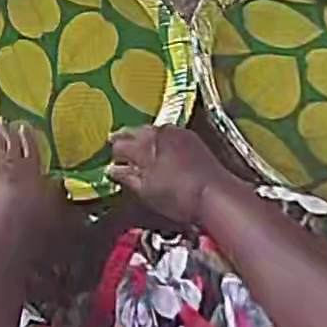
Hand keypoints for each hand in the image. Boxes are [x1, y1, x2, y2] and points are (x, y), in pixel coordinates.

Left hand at [0, 120, 64, 240]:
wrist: (12, 212)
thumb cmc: (32, 210)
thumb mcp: (50, 201)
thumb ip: (55, 191)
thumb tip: (63, 184)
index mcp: (33, 167)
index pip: (31, 148)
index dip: (27, 137)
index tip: (24, 127)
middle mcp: (16, 160)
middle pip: (11, 142)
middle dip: (7, 132)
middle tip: (3, 121)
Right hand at [107, 126, 239, 224]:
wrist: (216, 194)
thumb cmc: (179, 196)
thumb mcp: (147, 191)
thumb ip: (127, 177)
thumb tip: (113, 171)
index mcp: (144, 144)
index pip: (120, 144)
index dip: (113, 153)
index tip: (110, 159)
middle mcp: (158, 132)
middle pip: (135, 132)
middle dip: (125, 138)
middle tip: (115, 142)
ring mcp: (176, 132)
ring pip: (152, 130)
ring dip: (142, 136)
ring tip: (138, 146)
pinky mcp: (190, 137)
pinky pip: (168, 133)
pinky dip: (160, 138)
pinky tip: (160, 148)